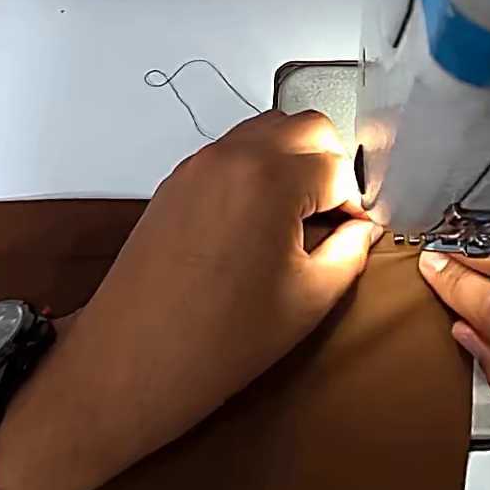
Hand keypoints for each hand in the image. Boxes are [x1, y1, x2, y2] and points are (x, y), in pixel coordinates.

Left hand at [0, 110, 379, 489]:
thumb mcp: (308, 300)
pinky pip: (235, 147)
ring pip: (270, 127)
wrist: (128, 363)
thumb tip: (361, 228)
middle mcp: (235, 156)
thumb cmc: (216, 340)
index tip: (354, 228)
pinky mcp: (179, 177)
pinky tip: (260, 213)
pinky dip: (260, 163)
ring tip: (298, 209)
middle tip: (334, 209)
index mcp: (271, 180)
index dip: (356, 200)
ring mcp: (201, 162)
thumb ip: (350, 251)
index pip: (338, 166)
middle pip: (308, 126)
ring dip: (296, 156)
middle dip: (333, 162)